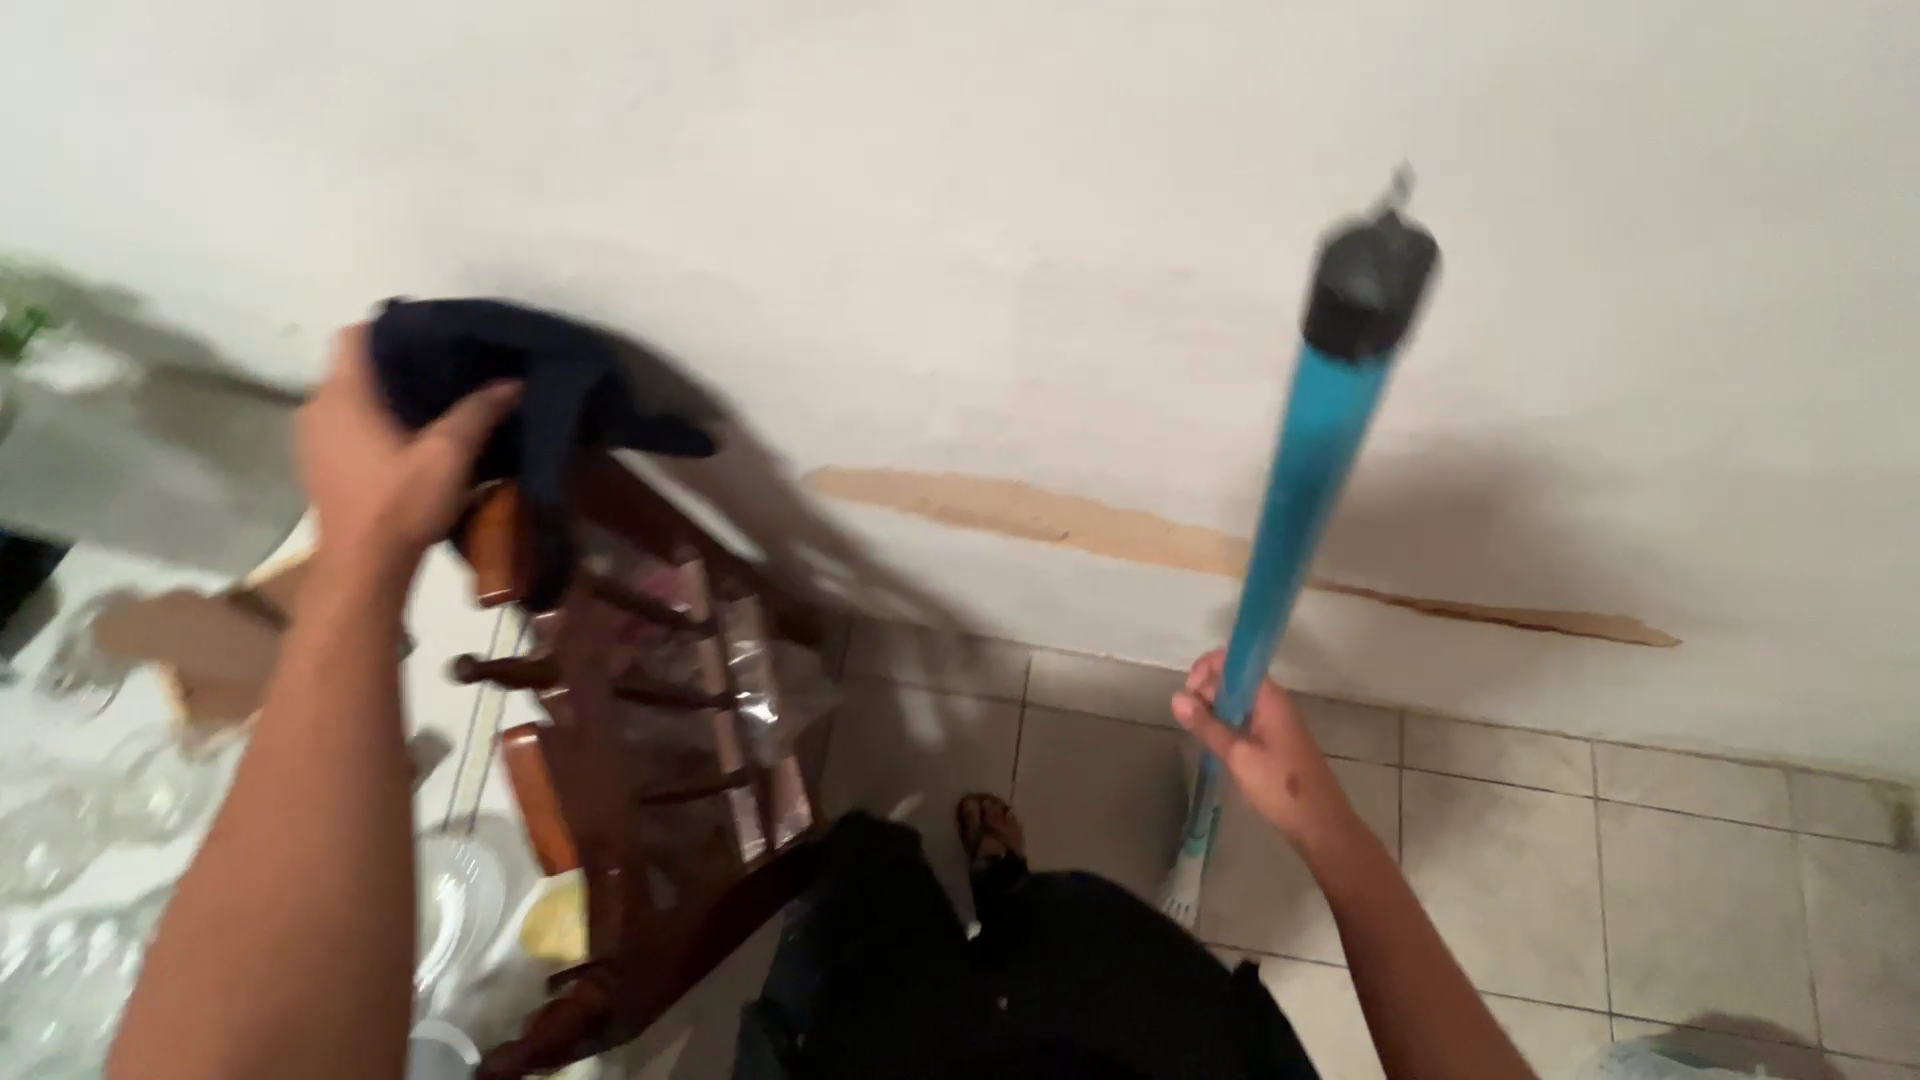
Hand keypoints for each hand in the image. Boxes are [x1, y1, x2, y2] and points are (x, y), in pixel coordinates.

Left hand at [297, 325, 519, 569]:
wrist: (363, 565)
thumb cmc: (402, 503)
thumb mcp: (450, 455)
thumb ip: (478, 412)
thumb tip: (513, 382)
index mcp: (343, 395)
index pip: (357, 335)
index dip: (394, 328)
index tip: (436, 338)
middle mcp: (317, 406)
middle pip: (357, 368)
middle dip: (401, 366)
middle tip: (450, 374)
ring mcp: (312, 438)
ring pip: (352, 399)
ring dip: (389, 399)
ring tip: (436, 410)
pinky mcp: (319, 464)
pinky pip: (348, 426)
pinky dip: (376, 424)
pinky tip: (410, 444)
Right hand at [1170, 649, 1356, 844]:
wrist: (1321, 826)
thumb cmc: (1280, 786)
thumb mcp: (1237, 755)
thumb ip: (1206, 725)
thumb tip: (1176, 697)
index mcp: (1269, 698)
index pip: (1233, 662)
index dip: (1206, 669)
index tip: (1189, 694)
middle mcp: (1273, 703)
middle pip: (1233, 680)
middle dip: (1206, 692)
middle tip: (1190, 721)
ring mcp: (1275, 722)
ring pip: (1237, 702)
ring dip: (1214, 711)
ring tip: (1198, 734)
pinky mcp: (1275, 741)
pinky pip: (1244, 720)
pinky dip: (1226, 725)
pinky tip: (1215, 745)